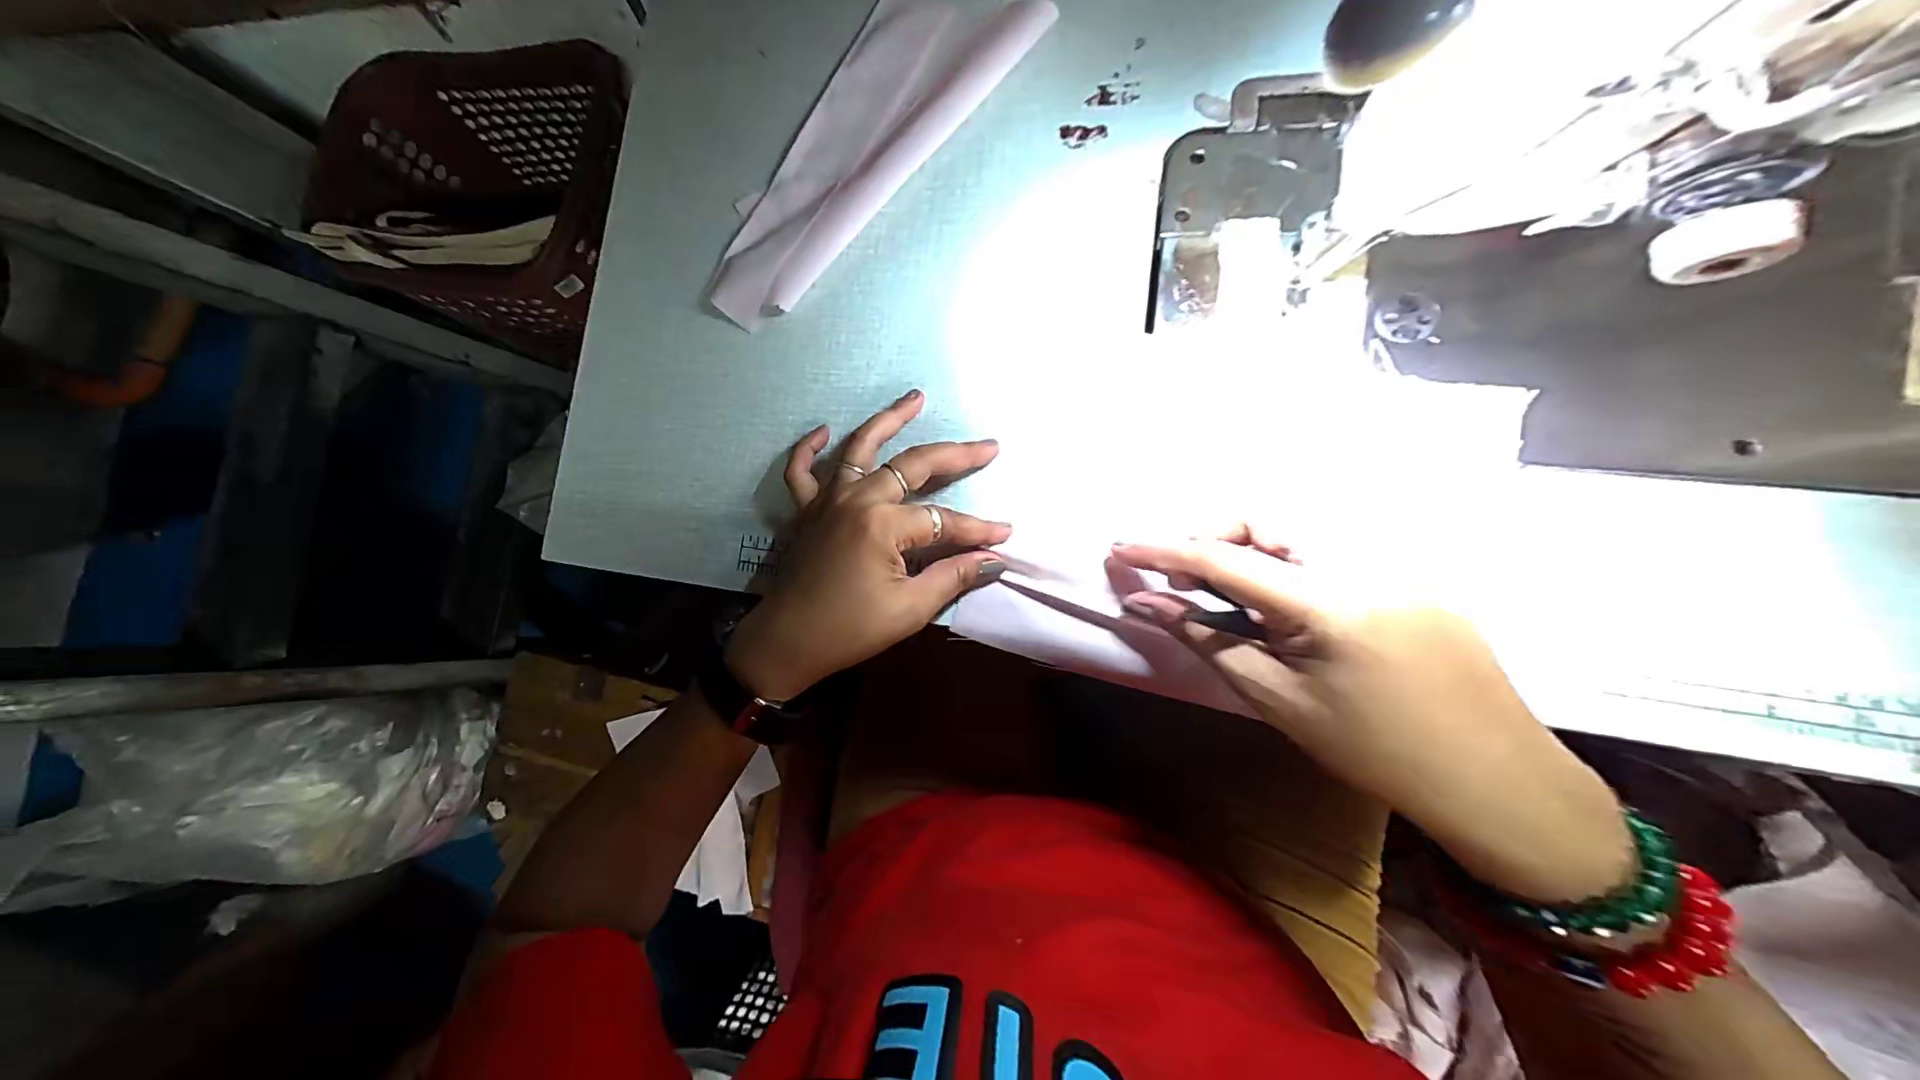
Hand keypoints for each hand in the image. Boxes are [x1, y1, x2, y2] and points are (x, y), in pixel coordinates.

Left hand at [726, 390, 1010, 702]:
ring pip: (859, 447)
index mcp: (882, 524)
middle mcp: (855, 499)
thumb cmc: (851, 630)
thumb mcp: (910, 609)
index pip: (943, 519)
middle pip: (912, 465)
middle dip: (955, 455)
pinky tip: (824, 430)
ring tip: (915, 398)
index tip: (1005, 535)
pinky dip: (810, 448)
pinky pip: (802, 471)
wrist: (786, 643)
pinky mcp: (805, 511)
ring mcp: (826, 500)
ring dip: (889, 420)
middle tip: (988, 446)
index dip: (977, 529)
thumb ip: (953, 576)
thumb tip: (995, 558)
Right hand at [1111, 527, 1632, 903]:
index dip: (1163, 551)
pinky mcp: (1415, 577)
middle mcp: (1365, 564)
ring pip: (1299, 536)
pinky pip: (1335, 555)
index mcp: (1328, 600)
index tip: (1121, 549)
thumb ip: (1208, 639)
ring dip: (1250, 555)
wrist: (1495, 780)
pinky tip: (1286, 610)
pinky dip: (1291, 570)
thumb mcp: (1277, 698)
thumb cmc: (1373, 751)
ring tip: (1227, 598)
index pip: (1225, 557)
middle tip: (1182, 584)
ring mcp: (1398, 565)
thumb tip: (1148, 603)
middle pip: (1265, 525)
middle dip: (1212, 542)